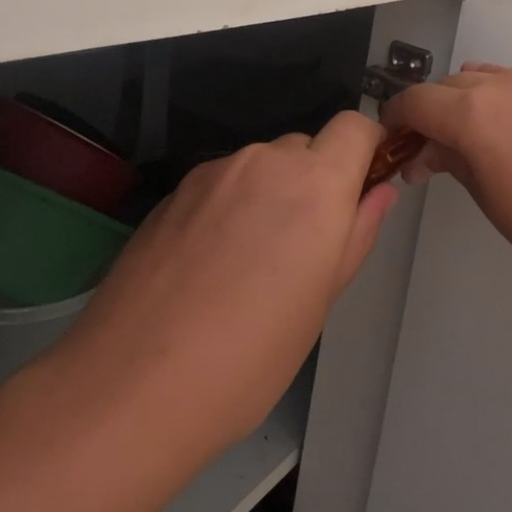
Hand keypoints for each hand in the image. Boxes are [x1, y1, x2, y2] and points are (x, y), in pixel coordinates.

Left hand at [53, 111, 395, 446]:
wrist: (132, 385)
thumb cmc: (250, 356)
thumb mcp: (320, 301)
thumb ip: (356, 234)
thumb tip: (379, 192)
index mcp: (314, 184)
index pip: (355, 127)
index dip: (366, 149)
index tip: (363, 187)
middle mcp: (264, 162)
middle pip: (305, 147)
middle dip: (315, 181)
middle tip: (303, 247)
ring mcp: (211, 175)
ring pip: (260, 166)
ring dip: (270, 195)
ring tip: (250, 264)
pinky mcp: (172, 194)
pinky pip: (220, 184)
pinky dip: (229, 208)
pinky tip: (210, 266)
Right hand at [383, 64, 511, 326]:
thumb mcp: (493, 202)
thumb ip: (455, 162)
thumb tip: (430, 151)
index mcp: (478, 113)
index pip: (418, 101)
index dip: (398, 118)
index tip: (394, 138)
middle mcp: (511, 84)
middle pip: (453, 86)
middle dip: (436, 114)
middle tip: (434, 153)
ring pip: (493, 80)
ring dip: (475, 104)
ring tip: (482, 145)